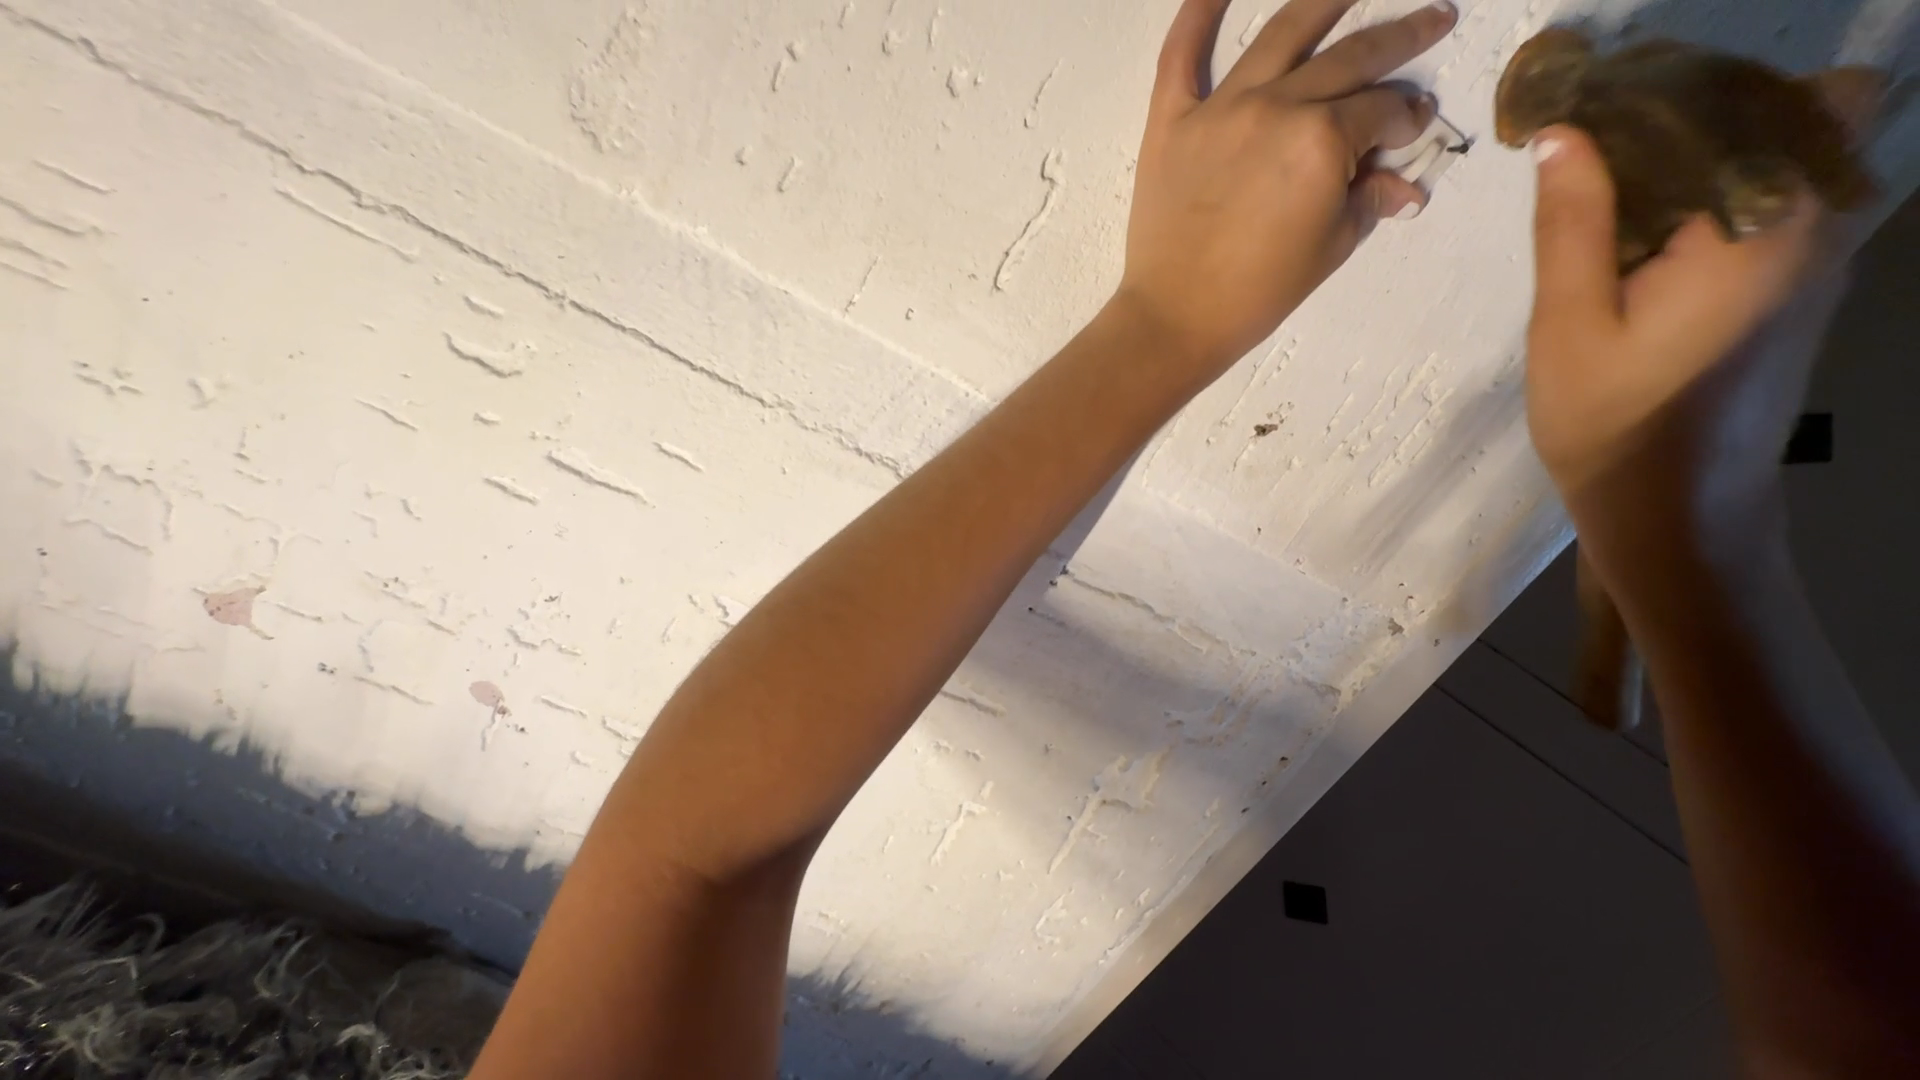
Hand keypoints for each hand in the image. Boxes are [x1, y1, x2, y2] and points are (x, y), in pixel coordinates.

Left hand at [1115, 0, 1458, 373]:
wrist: (1176, 316)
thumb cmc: (1257, 293)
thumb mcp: (1330, 248)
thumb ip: (1367, 198)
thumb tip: (1403, 183)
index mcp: (1322, 141)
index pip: (1382, 110)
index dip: (1407, 117)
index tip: (1415, 125)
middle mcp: (1275, 108)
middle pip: (1349, 58)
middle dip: (1400, 39)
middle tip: (1432, 20)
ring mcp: (1219, 110)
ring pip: (1282, 33)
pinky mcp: (1171, 122)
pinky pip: (1181, 55)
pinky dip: (1197, 14)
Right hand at [1523, 69, 1879, 560]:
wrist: (1676, 513)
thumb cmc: (1614, 423)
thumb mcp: (1569, 325)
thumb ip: (1574, 225)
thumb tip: (1564, 135)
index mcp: (1761, 230)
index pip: (1775, 99)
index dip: (1702, 86)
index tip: (1611, 111)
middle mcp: (1815, 230)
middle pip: (1798, 115)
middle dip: (1703, 113)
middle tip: (1605, 149)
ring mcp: (1819, 263)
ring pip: (1791, 160)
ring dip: (1708, 157)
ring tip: (1612, 191)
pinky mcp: (1800, 292)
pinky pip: (1776, 208)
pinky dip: (1716, 199)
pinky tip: (1643, 240)